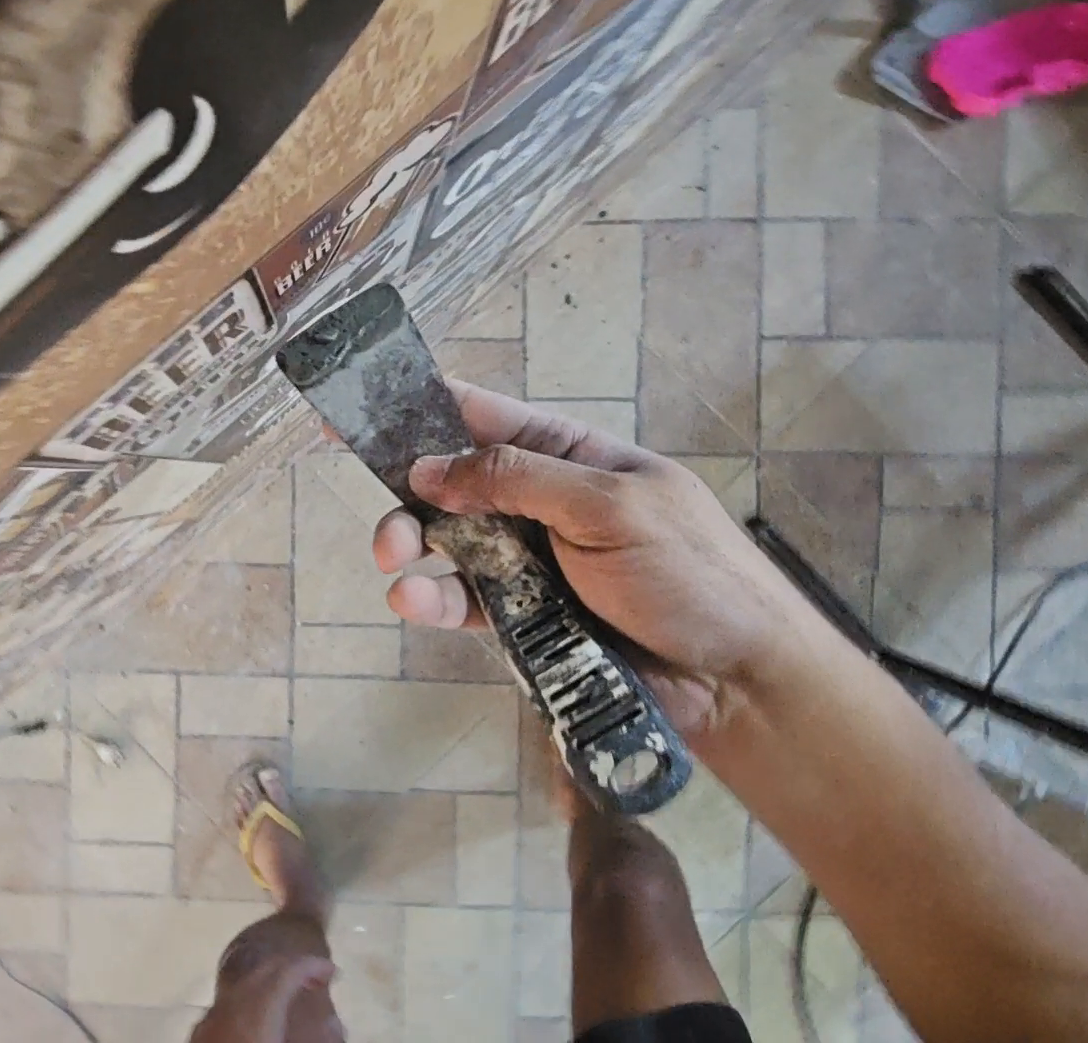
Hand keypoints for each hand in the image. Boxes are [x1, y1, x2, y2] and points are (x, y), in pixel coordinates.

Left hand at [188, 955, 336, 1042]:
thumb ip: (317, 1039)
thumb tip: (335, 1027)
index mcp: (258, 1009)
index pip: (289, 969)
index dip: (313, 965)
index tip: (333, 974)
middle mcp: (232, 1004)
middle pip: (265, 970)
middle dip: (293, 969)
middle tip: (316, 982)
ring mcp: (210, 1019)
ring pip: (243, 985)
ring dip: (269, 985)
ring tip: (290, 999)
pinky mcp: (198, 1036)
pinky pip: (226, 1006)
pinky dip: (248, 1002)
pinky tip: (256, 1022)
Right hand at [371, 381, 825, 738]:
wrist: (734, 679)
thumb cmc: (690, 574)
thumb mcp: (609, 506)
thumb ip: (516, 479)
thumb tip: (429, 466)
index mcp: (567, 456)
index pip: (480, 418)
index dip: (417, 409)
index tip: (354, 410)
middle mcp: (538, 503)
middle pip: (450, 487)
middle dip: (408, 499)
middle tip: (390, 531)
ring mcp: (528, 562)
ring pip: (446, 547)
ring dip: (411, 551)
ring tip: (394, 564)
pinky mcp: (521, 617)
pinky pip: (464, 601)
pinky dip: (433, 600)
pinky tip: (412, 601)